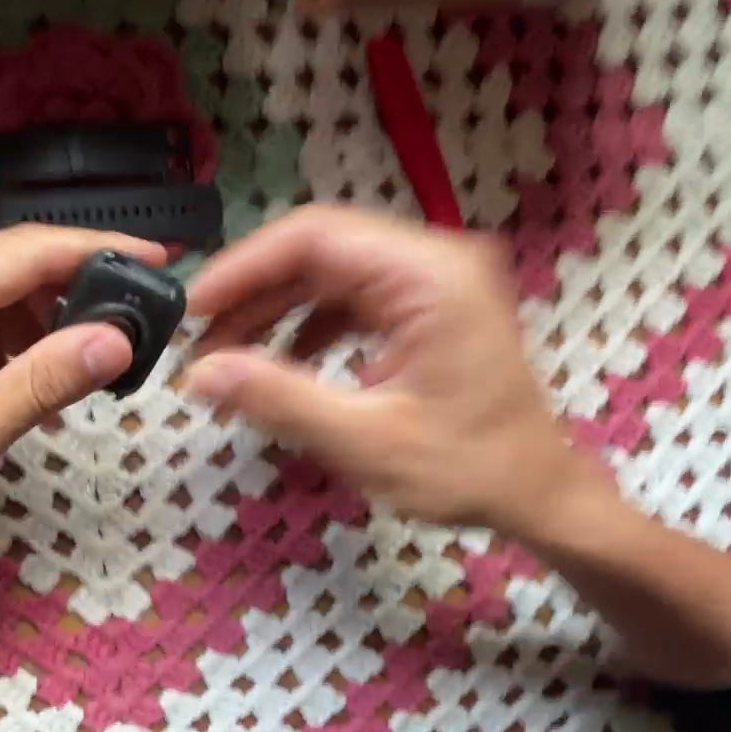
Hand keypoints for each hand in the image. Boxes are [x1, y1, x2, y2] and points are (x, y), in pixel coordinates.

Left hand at [0, 225, 166, 570]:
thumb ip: (42, 383)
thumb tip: (116, 340)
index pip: (27, 252)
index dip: (99, 251)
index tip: (160, 262)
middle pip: (8, 262)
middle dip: (73, 290)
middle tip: (132, 327)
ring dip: (37, 320)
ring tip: (83, 366)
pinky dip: (1, 338)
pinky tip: (27, 375)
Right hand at [186, 204, 605, 535]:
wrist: (537, 494)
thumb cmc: (464, 469)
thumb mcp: (363, 439)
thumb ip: (279, 399)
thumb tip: (200, 373)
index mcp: (427, 276)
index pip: (314, 237)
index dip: (243, 267)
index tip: (193, 309)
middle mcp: (431, 262)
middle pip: (318, 253)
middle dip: (252, 296)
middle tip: (202, 346)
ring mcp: (431, 285)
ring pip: (329, 277)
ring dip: (273, 314)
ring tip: (230, 360)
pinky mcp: (425, 312)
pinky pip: (350, 303)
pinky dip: (305, 330)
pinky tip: (281, 365)